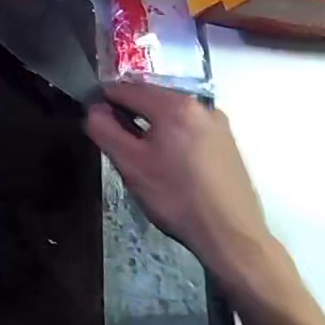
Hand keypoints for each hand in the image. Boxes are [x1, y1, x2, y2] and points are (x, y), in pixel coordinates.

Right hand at [87, 82, 277, 292]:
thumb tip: (94, 110)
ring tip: (142, 155)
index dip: (107, 100)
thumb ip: (106, 132)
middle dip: (132, 114)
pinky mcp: (229, 143)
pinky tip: (171, 164)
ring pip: (174, 115)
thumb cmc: (177, 198)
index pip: (130, 89)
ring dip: (154, 126)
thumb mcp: (131, 165)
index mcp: (175, 105)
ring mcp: (219, 124)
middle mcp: (201, 106)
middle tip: (116, 139)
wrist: (231, 234)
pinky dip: (175, 137)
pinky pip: (192, 129)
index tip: (95, 117)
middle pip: (155, 99)